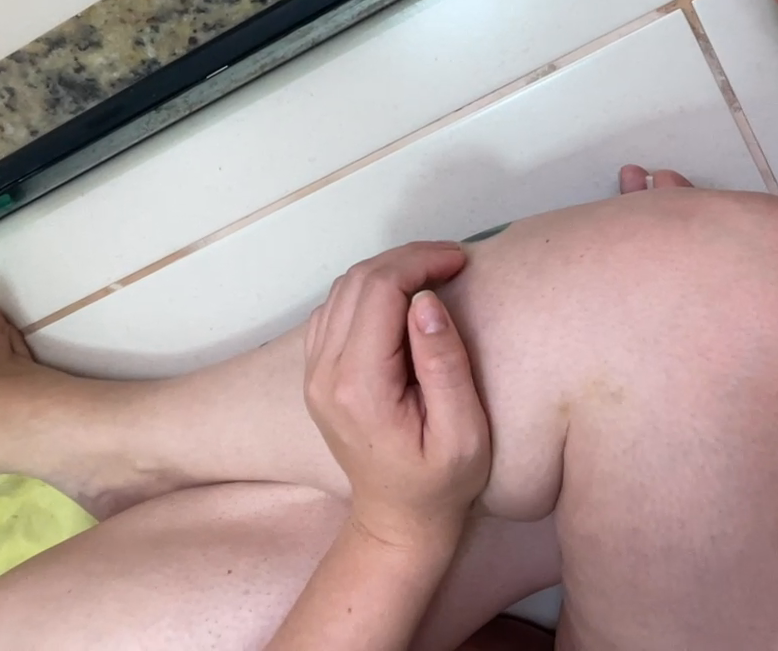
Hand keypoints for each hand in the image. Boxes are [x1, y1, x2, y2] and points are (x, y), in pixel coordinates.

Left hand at [304, 242, 490, 552]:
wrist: (397, 518)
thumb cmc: (441, 480)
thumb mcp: (463, 432)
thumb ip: (445, 364)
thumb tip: (426, 300)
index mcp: (360, 385)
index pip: (380, 290)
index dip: (421, 262)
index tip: (460, 261)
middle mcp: (325, 372)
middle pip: (359, 280)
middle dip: (408, 258)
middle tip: (452, 261)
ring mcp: (314, 371)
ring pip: (344, 287)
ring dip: (389, 269)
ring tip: (434, 274)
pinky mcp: (316, 370)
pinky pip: (336, 306)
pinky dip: (370, 288)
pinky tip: (402, 299)